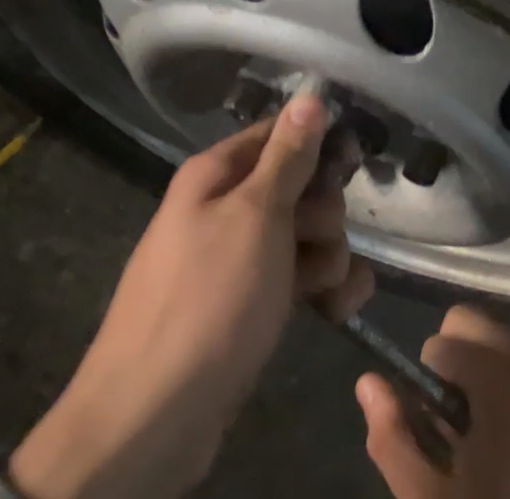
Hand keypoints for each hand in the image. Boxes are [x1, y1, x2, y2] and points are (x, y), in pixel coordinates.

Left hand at [10, 89, 373, 498]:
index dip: (320, 143)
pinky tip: (334, 312)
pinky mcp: (251, 303)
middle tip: (314, 238)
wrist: (157, 413)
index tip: (352, 164)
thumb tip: (309, 95)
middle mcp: (226, 209)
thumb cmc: (209, 299)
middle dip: (325, 213)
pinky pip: (300, 278)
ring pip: (308, 236)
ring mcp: (239, 259)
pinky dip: (324, 290)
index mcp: (217, 175)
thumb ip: (288, 157)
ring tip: (320, 290)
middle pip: (301, 186)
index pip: (280, 133)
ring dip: (329, 257)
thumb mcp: (255, 216)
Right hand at [358, 306, 509, 498]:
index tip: (433, 424)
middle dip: (459, 363)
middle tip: (458, 427)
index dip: (426, 379)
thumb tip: (368, 383)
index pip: (444, 339)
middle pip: (481, 327)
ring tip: (491, 441)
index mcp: (505, 382)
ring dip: (492, 375)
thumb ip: (394, 437)